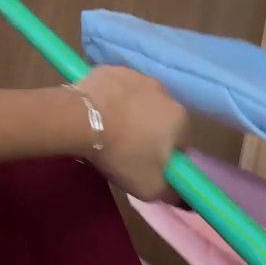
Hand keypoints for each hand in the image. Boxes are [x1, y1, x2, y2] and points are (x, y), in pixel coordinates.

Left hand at [75, 65, 187, 200]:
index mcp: (180, 118)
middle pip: (160, 117)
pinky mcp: (110, 68)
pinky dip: (112, 96)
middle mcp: (163, 91)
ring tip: (110, 127)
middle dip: (149, 131)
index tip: (148, 164)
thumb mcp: (151, 187)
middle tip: (128, 146)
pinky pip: (117, 87)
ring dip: (131, 111)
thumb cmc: (122, 154)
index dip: (166, 157)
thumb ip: (174, 193)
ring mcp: (135, 74)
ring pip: (139, 100)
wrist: (80, 119)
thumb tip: (185, 197)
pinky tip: (99, 110)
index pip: (181, 143)